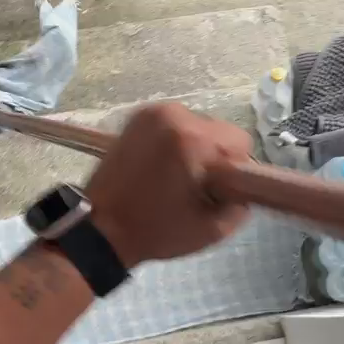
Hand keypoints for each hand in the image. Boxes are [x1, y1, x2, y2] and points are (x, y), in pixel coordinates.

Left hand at [84, 102, 250, 267]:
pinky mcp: (137, 116)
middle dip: (213, 157)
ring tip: (174, 177)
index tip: (216, 190)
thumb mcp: (211, 230)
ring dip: (194, 148)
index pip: (239, 141)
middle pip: (217, 131)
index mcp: (192, 139)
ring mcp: (151, 112)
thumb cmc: (156, 231)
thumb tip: (244, 189)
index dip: (234, 169)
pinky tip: (160, 166)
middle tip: (193, 187)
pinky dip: (174, 141)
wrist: (100, 228)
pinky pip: (174, 124)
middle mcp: (173, 115)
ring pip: (196, 126)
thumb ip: (240, 206)